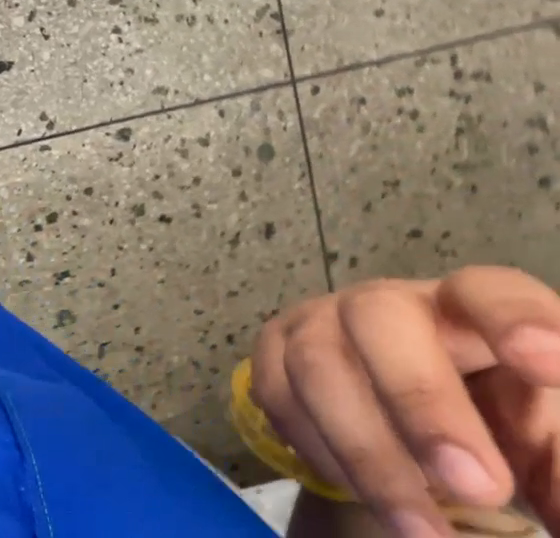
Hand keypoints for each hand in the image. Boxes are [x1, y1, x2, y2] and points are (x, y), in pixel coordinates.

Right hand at [251, 267, 559, 536]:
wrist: (406, 416)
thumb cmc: (498, 416)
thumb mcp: (546, 438)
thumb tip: (559, 511)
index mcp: (469, 309)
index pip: (488, 291)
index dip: (512, 317)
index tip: (547, 364)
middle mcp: (385, 302)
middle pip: (379, 319)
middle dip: (420, 400)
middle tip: (478, 487)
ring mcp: (316, 321)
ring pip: (316, 364)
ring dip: (368, 452)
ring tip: (424, 532)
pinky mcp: (272, 352)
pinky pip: (277, 394)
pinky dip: (320, 449)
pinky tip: (363, 492)